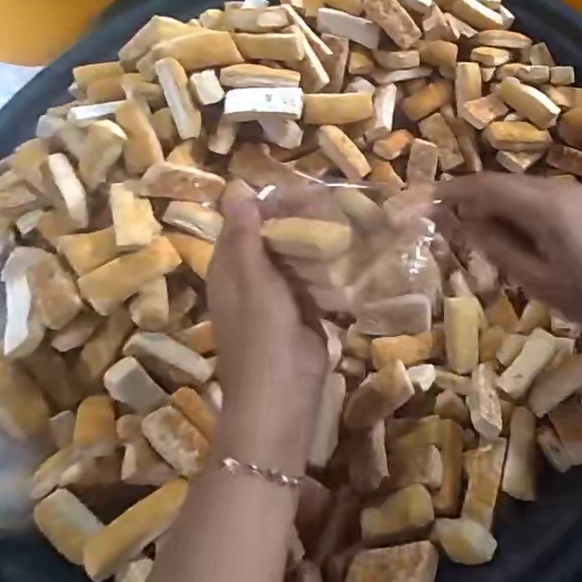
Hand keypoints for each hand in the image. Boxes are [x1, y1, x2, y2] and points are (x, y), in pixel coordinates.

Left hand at [206, 186, 327, 472]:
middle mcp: (251, 278)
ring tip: (349, 218)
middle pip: (274, 237)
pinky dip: (327, 267)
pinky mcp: (303, 313)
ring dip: (316, 242)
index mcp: (230, 267)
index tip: (306, 188)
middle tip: (336, 200)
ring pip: (296, 258)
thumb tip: (235, 186)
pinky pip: (313, 281)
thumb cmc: (261, 331)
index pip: (246, 221)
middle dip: (300, 220)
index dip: (271, 202)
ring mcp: (278, 297)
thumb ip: (245, 233)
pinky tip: (351, 253)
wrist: (283, 394)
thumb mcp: (251, 276)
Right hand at [438, 175, 581, 342]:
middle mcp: (557, 188)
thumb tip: (464, 223)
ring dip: (493, 200)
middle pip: (503, 182)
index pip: (488, 187)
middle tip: (443, 213)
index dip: (455, 190)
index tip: (429, 198)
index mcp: (544, 206)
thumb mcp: (536, 279)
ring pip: (520, 187)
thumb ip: (497, 246)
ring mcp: (573, 193)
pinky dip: (514, 206)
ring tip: (469, 223)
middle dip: (471, 194)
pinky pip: (537, 195)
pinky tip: (505, 227)